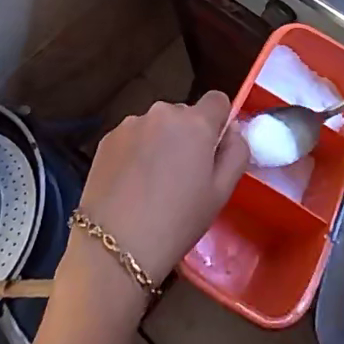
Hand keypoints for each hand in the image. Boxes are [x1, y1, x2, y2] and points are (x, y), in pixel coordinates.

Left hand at [71, 93, 247, 298]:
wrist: (116, 244)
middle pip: (184, 114)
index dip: (219, 122)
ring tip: (153, 183)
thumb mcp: (222, 192)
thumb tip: (231, 130)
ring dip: (160, 142)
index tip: (212, 150)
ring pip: (156, 126)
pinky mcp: (107, 137)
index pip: (217, 100)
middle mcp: (161, 112)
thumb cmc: (178, 220)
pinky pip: (132, 136)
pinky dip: (136, 151)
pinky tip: (131, 183)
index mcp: (195, 122)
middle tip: (183, 175)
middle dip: (188, 135)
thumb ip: (236, 152)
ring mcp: (130, 123)